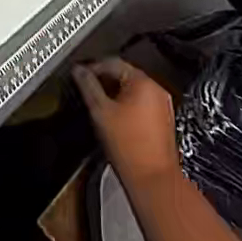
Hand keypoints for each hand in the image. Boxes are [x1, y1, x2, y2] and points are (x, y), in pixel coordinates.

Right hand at [72, 58, 180, 185]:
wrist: (152, 178)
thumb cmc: (128, 146)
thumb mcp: (100, 111)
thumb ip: (88, 86)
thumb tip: (79, 71)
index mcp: (143, 82)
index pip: (113, 62)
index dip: (93, 67)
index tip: (80, 74)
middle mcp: (156, 90)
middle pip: (124, 75)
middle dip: (104, 81)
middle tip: (86, 89)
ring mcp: (162, 105)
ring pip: (133, 91)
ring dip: (114, 94)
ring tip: (99, 106)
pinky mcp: (163, 120)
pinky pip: (141, 104)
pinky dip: (126, 106)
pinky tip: (114, 120)